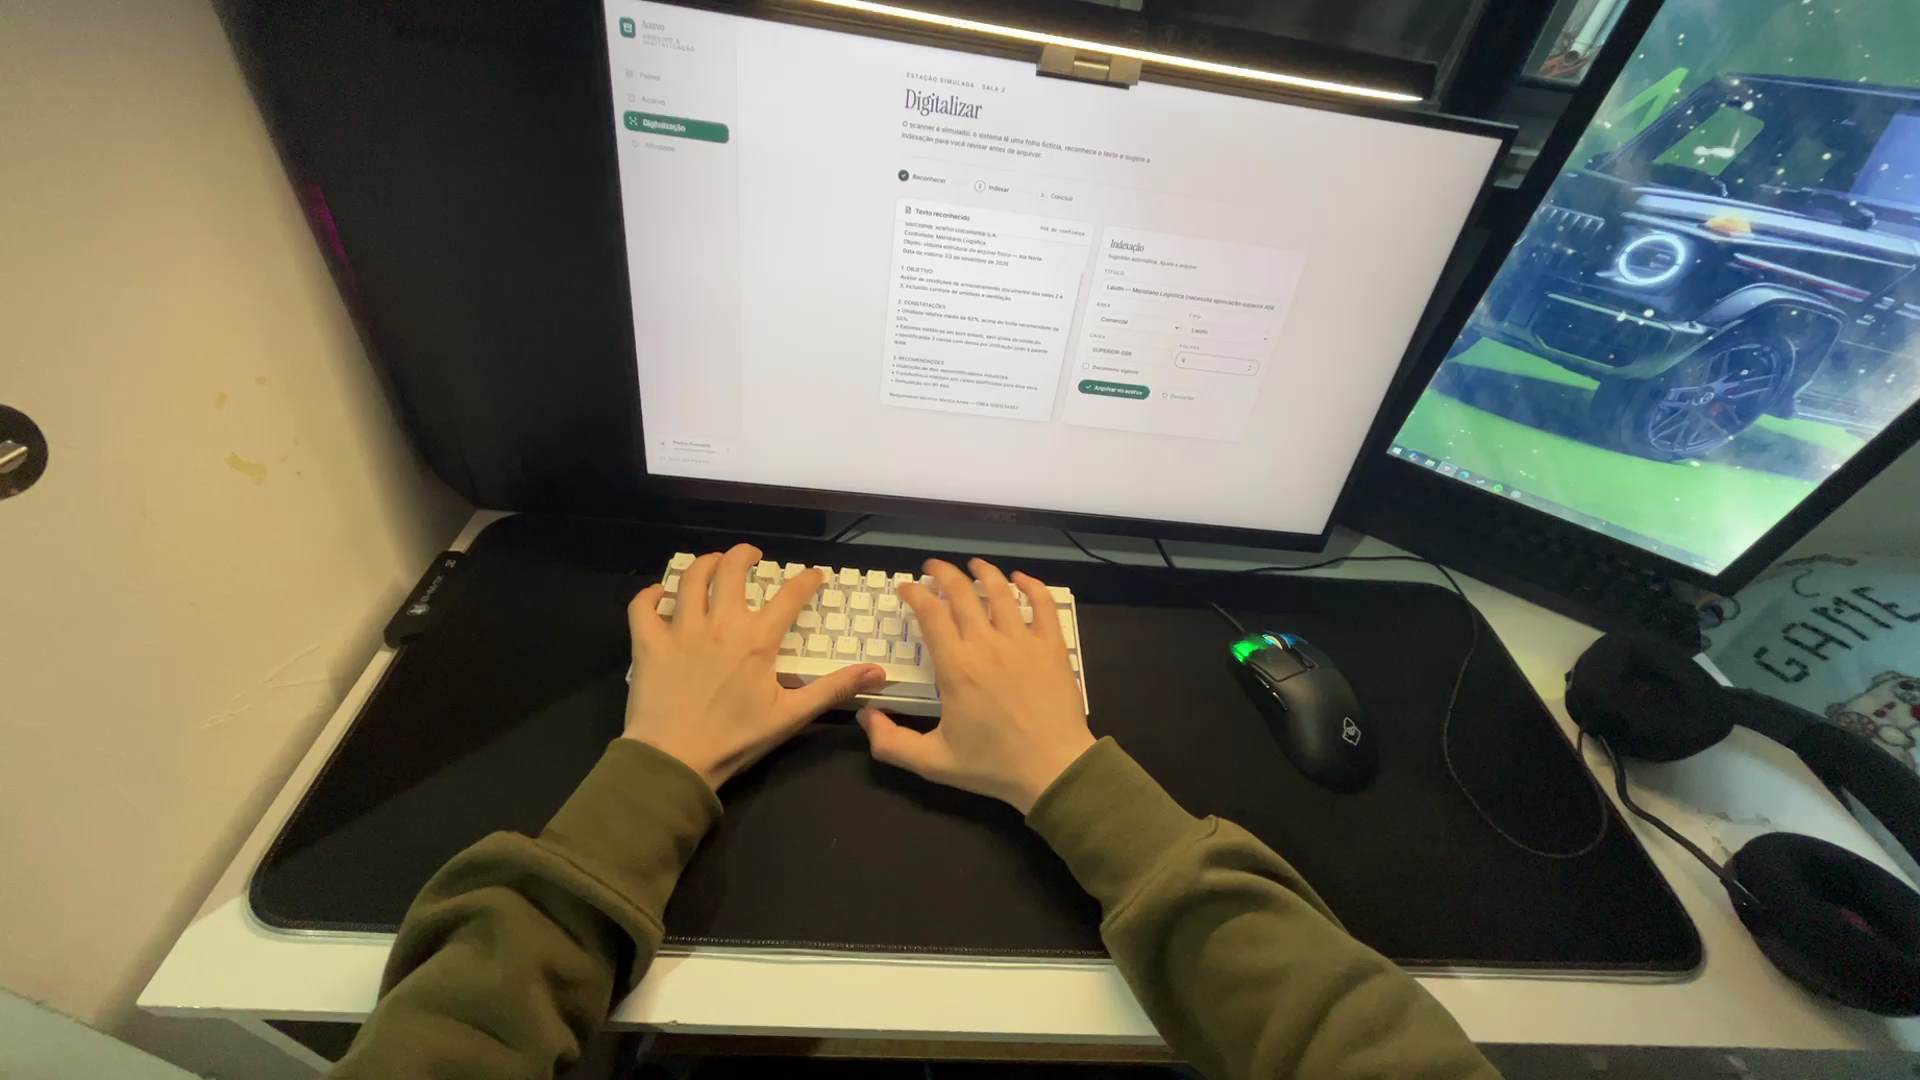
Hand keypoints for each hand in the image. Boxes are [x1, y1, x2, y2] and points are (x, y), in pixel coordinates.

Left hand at [624, 543, 883, 789]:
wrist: (673, 762)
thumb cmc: (735, 740)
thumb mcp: (791, 716)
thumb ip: (834, 689)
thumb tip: (879, 672)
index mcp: (757, 640)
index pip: (789, 596)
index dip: (806, 580)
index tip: (815, 575)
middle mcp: (720, 624)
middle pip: (731, 570)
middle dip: (744, 555)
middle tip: (752, 556)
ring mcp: (680, 630)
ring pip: (689, 579)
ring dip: (703, 564)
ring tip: (712, 563)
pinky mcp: (648, 644)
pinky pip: (643, 607)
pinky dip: (650, 595)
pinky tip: (659, 594)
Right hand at [856, 558, 1093, 813]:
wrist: (1054, 770)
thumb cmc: (993, 766)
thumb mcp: (933, 762)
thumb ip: (891, 742)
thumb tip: (864, 715)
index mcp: (956, 667)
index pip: (930, 612)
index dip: (915, 593)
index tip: (906, 588)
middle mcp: (987, 645)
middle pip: (962, 592)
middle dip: (943, 573)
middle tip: (933, 568)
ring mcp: (1023, 641)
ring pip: (1001, 591)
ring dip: (984, 571)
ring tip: (973, 564)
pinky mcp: (1052, 646)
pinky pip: (1043, 604)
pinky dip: (1031, 585)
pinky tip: (1020, 579)